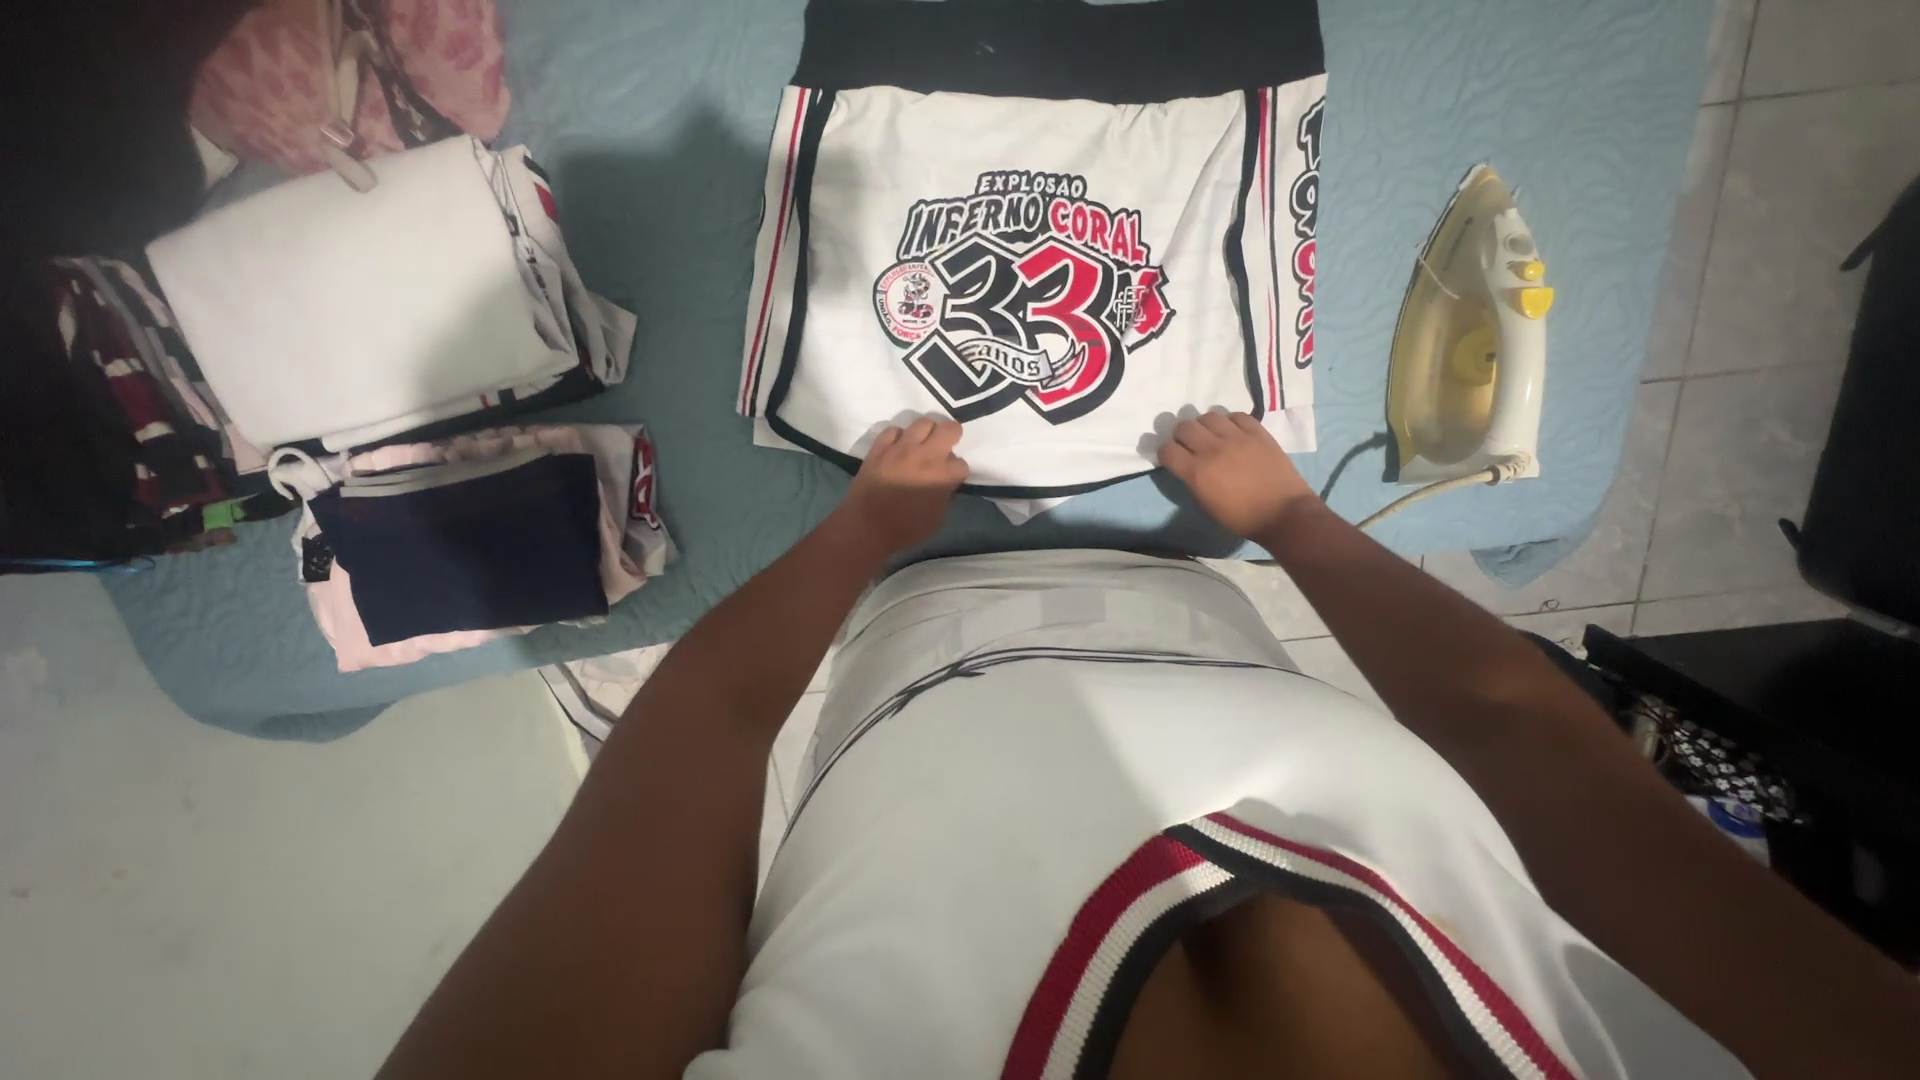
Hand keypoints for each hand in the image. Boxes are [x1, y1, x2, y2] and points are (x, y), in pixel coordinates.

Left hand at [834, 416, 969, 556]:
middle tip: (945, 446)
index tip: (950, 478)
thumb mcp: (936, 519)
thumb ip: (945, 496)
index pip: (961, 463)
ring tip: (921, 444)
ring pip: (922, 422)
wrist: (866, 527)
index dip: (957, 471)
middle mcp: (925, 456)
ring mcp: (900, 448)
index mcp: (942, 476)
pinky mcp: (879, 447)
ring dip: (927, 432)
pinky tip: (897, 448)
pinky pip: (893, 430)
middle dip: (951, 435)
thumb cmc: (904, 529)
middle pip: (949, 428)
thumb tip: (945, 484)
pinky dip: (898, 437)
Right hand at [1158, 411, 1317, 538]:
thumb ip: (1192, 481)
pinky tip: (1233, 433)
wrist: (1282, 512)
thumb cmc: (1241, 517)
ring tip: (1212, 436)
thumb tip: (1187, 467)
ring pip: (1208, 416)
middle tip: (1189, 444)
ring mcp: (1237, 437)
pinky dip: (1230, 422)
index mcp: (1197, 472)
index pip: (1167, 449)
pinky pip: (1236, 416)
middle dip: (1181, 435)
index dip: (1165, 453)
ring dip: (1204, 426)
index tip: (1171, 458)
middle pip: (1184, 426)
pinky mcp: (1257, 432)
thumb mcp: (1206, 506)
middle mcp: (1212, 449)